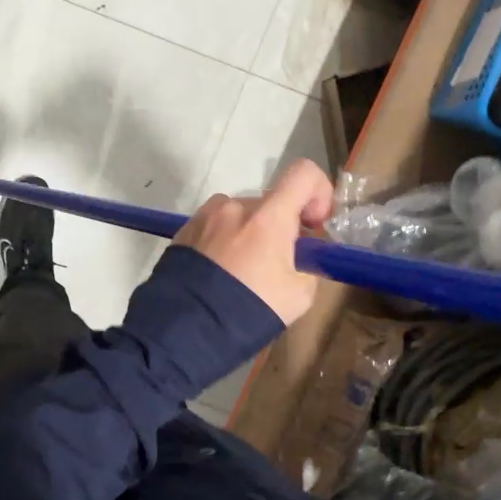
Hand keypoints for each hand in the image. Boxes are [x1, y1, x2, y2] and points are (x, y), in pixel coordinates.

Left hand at [174, 160, 335, 323]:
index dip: (318, 192)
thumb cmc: (249, 308)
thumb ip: (306, 264)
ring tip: (242, 268)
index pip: (303, 173)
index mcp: (267, 216)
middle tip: (276, 261)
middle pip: (268, 202)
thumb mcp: (299, 294)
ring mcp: (203, 217)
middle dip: (279, 225)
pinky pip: (212, 226)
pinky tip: (218, 271)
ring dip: (247, 231)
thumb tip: (296, 254)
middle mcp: (234, 207)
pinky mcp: (182, 231)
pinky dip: (222, 240)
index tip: (313, 224)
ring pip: (237, 214)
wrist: (185, 326)